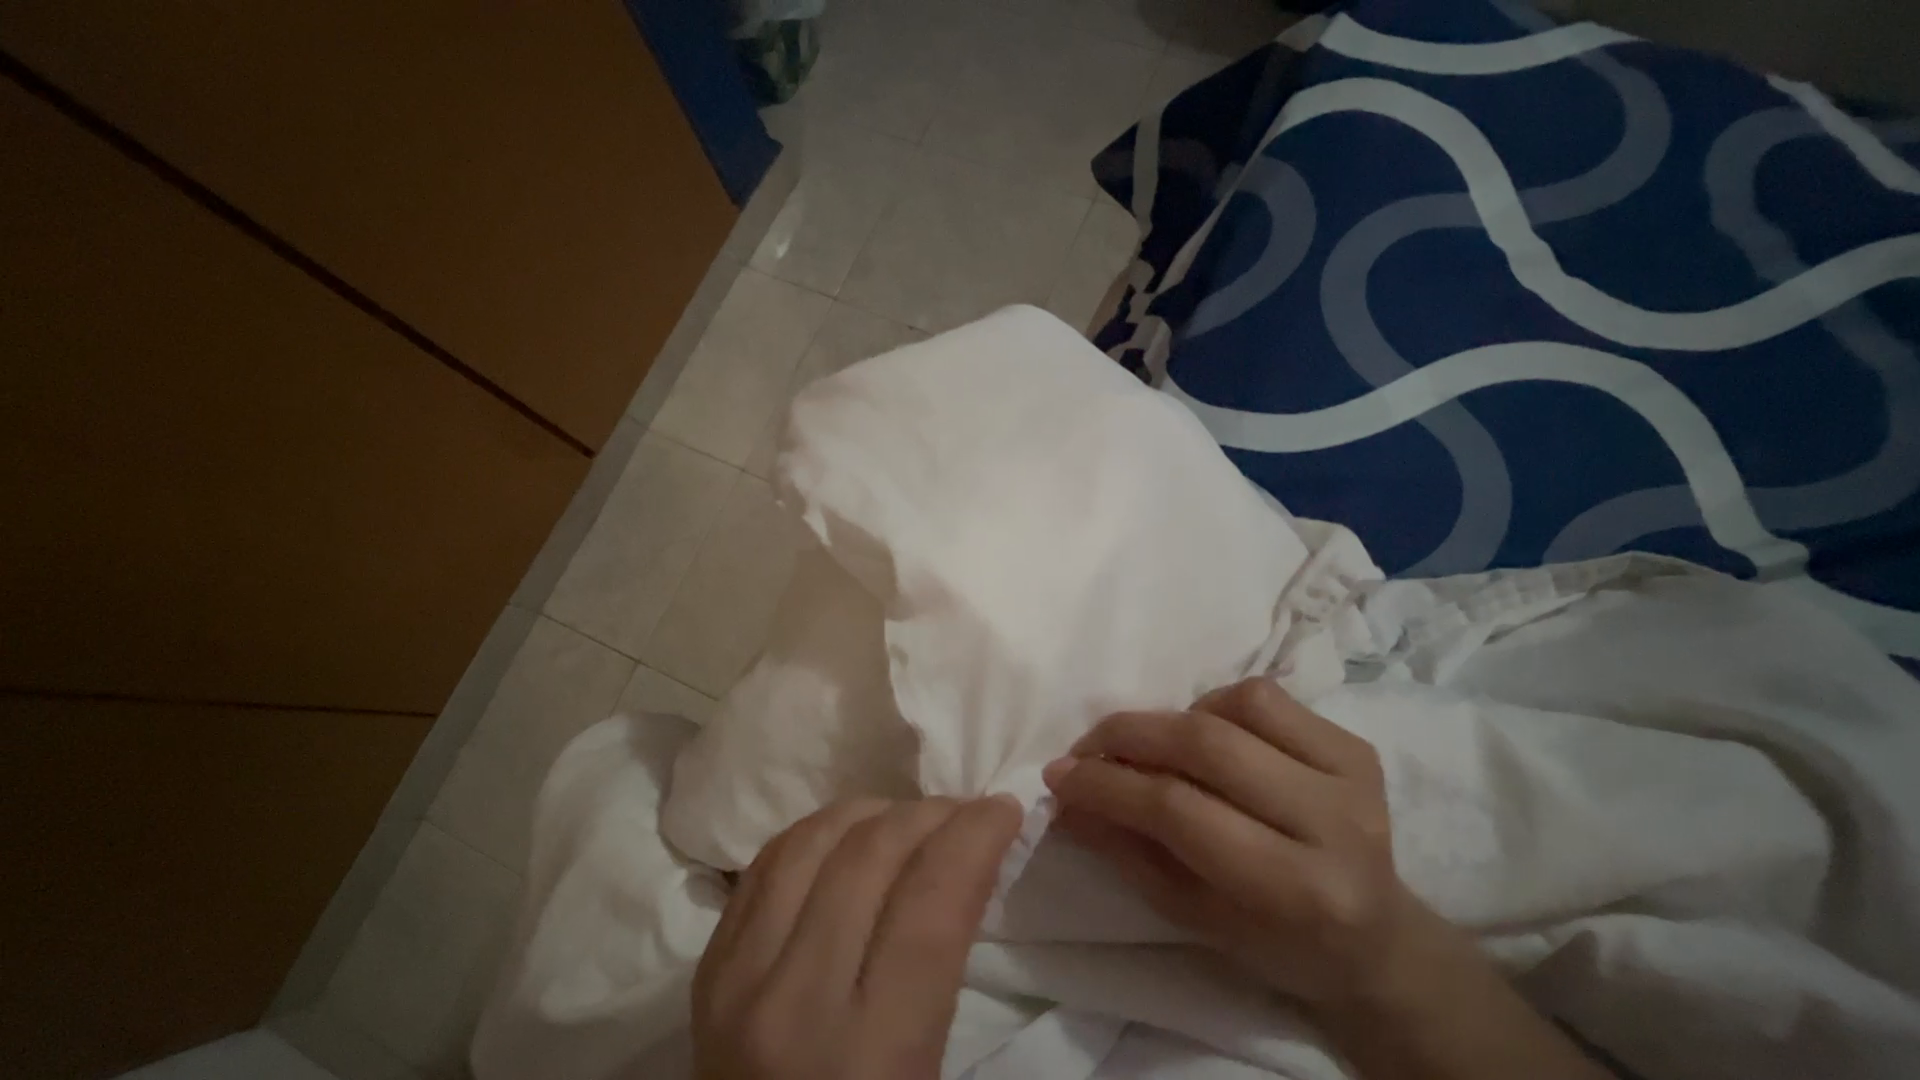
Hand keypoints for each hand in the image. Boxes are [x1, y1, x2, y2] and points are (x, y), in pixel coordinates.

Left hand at [692, 796, 1022, 1079]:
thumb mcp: (927, 1070)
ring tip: (911, 817)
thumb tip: (968, 865)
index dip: (974, 839)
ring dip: (873, 811)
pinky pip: (765, 865)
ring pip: (809, 844)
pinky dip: (817, 832)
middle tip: (967, 813)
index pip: (928, 906)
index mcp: (868, 1054)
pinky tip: (850, 835)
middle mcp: (792, 1004)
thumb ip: (943, 970)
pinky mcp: (706, 968)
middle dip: (931, 814)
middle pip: (868, 859)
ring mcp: (736, 979)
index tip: (1005, 811)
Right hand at [1043, 676, 1438, 1006]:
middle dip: (1128, 735)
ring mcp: (1352, 776)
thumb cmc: (1273, 944)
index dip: (1108, 785)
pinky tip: (1204, 736)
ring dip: (1175, 718)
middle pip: (1208, 746)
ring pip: (1239, 705)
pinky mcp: (1357, 746)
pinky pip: (1267, 697)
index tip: (1059, 775)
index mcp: (1292, 887)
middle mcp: (1332, 823)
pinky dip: (1217, 706)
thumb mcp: (1191, 916)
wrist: (1374, 940)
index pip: (1179, 811)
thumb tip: (1066, 796)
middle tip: (1085, 747)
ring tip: (1152, 748)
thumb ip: (1126, 851)